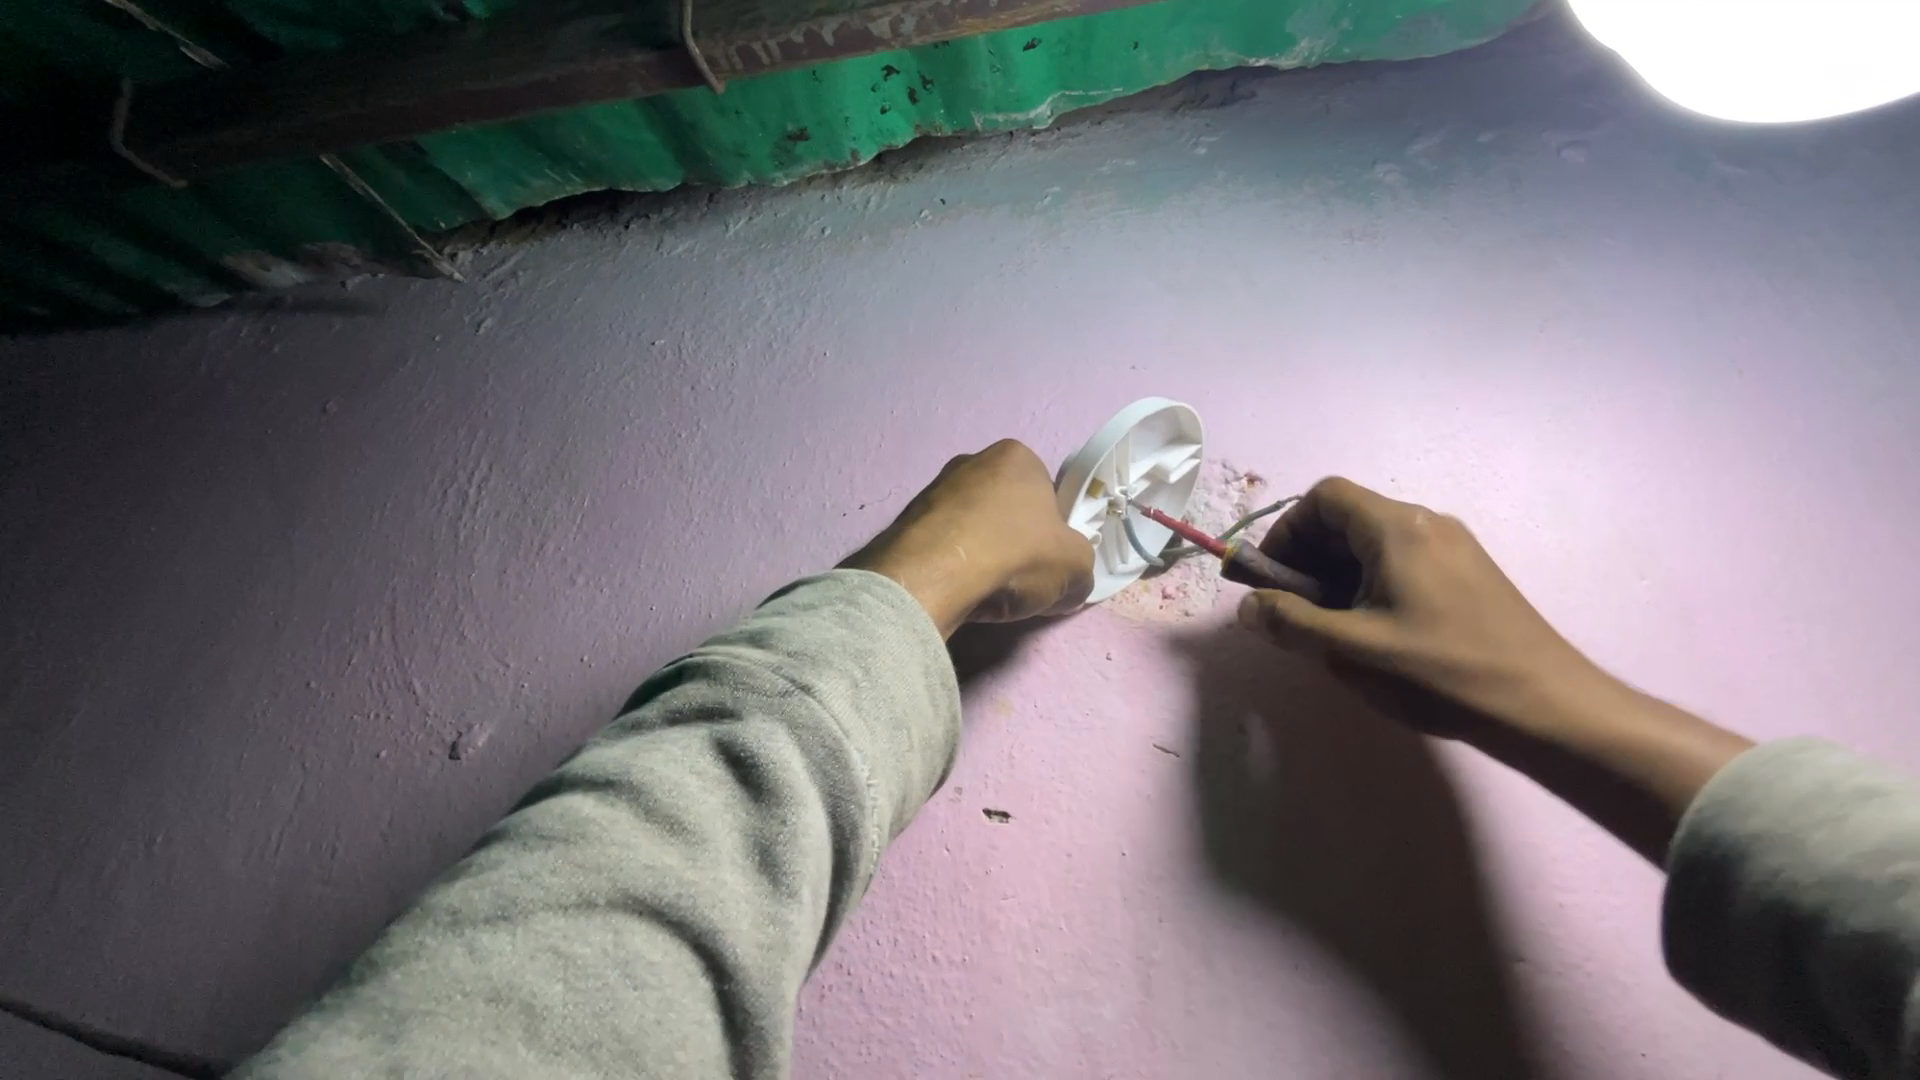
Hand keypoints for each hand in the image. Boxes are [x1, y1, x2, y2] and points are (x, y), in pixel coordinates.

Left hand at [843, 440, 1093, 636]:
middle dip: (1011, 539)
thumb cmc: (1016, 556)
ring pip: (969, 525)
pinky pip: (939, 544)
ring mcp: (932, 488)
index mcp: (1016, 456)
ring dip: (978, 552)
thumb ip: (1080, 567)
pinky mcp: (903, 519)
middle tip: (1016, 576)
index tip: (1045, 560)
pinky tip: (954, 588)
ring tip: (982, 587)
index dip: (1050, 531)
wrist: (936, 575)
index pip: (1044, 493)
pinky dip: (949, 564)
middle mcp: (971, 461)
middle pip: (1004, 507)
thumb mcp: (1075, 567)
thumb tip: (1069, 581)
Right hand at [1238, 477, 1753, 865]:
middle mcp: (1426, 523)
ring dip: (1334, 574)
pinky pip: (1399, 561)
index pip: (1324, 497)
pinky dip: (1367, 583)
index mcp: (1397, 529)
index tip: (1271, 577)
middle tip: (1291, 608)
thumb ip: (1289, 622)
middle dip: (1306, 557)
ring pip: (1371, 543)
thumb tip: (1246, 608)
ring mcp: (1452, 547)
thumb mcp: (1352, 648)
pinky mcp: (1467, 574)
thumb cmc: (1442, 672)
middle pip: (1346, 517)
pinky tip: (1370, 631)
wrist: (1548, 707)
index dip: (1286, 531)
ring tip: (1328, 626)